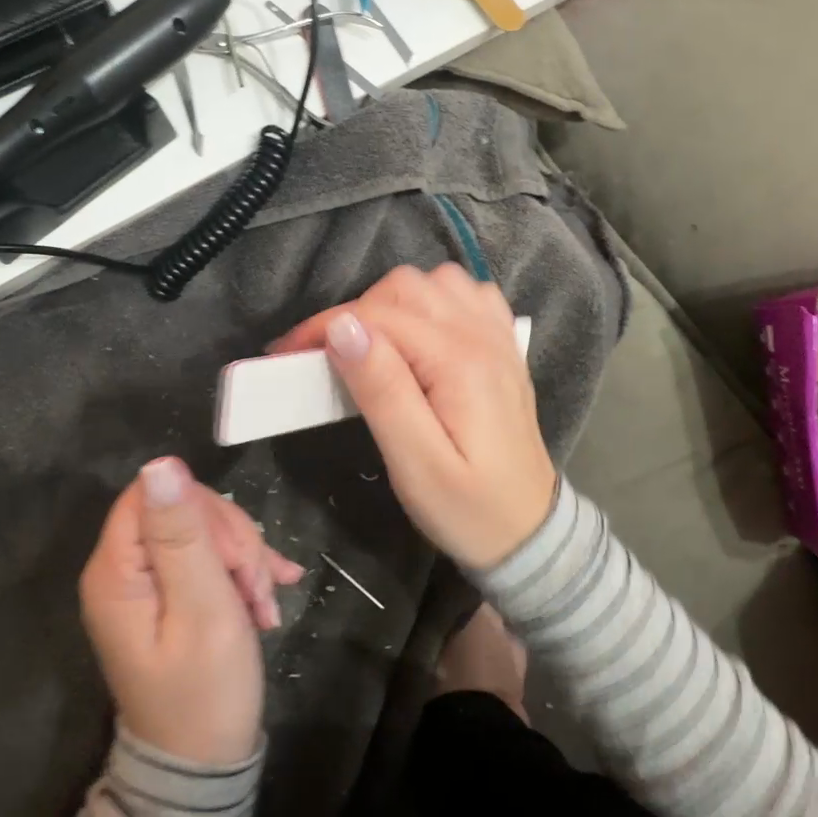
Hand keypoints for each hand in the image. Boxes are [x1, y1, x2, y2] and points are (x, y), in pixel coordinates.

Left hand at [80, 457, 293, 764]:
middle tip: (256, 588)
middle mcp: (121, 570)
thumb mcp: (204, 607)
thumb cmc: (205, 692)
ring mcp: (143, 585)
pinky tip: (268, 598)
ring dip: (242, 561)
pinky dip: (239, 574)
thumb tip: (160, 462)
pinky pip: (204, 560)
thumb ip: (182, 534)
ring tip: (264, 605)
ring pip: (200, 533)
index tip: (237, 556)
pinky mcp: (166, 598)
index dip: (203, 512)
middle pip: (180, 511)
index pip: (153, 494)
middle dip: (231, 541)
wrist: (203, 766)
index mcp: (116, 570)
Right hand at [272, 265, 555, 568]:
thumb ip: (381, 391)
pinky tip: (422, 337)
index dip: (325, 326)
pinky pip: (468, 295)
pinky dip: (435, 303)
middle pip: (406, 287)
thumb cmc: (469, 511)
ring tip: (371, 347)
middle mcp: (482, 335)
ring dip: (395, 303)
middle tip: (327, 356)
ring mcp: (498, 337)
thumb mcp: (416, 465)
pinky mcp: (503, 347)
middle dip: (356, 312)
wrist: (531, 535)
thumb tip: (343, 327)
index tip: (286, 354)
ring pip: (436, 282)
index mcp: (460, 362)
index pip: (379, 315)